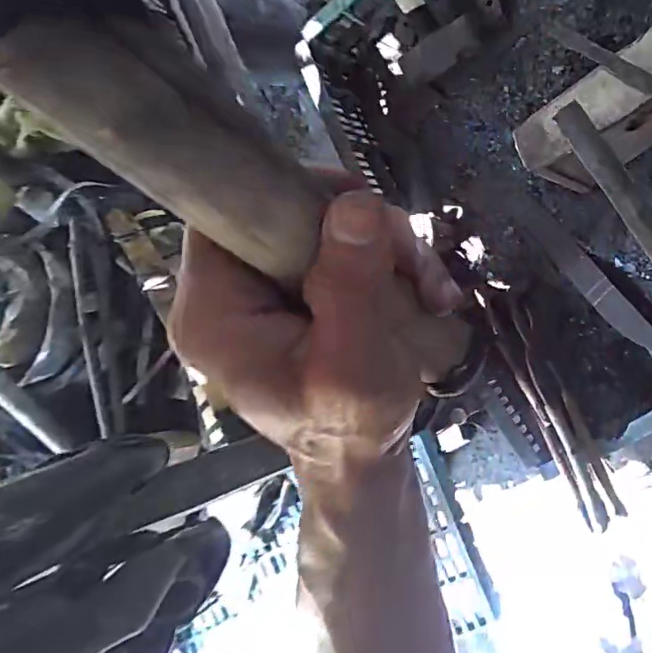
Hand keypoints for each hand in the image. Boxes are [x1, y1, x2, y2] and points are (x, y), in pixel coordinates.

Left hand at [170, 189, 462, 481]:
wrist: (366, 456)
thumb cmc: (352, 421)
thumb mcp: (355, 356)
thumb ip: (351, 282)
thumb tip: (356, 204)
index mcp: (218, 311)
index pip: (230, 217)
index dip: (293, 196)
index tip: (360, 205)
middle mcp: (239, 295)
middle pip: (298, 220)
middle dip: (370, 234)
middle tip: (418, 266)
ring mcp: (278, 296)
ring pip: (338, 235)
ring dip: (397, 253)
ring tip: (433, 292)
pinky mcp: (313, 299)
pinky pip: (357, 257)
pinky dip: (399, 269)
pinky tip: (429, 296)